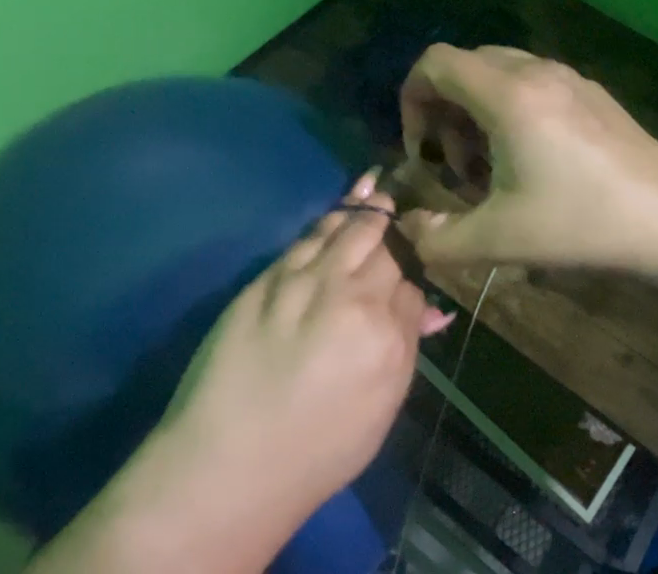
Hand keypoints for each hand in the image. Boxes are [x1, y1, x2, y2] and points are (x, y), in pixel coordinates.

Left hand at [158, 172, 448, 519]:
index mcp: (385, 335)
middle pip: (381, 248)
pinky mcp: (265, 281)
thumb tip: (428, 308)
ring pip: (343, 231)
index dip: (411, 275)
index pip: (410, 284)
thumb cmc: (318, 451)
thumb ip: (407, 347)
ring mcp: (303, 284)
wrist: (230, 464)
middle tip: (397, 212)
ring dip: (362, 213)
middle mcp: (348, 298)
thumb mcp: (382, 407)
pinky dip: (327, 223)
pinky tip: (337, 215)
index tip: (409, 269)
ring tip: (373, 193)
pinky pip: (305, 240)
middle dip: (392, 231)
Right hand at [396, 44, 657, 270]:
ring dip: (478, 112)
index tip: (420, 150)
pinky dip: (512, 110)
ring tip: (490, 169)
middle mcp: (536, 71)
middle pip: (466, 65)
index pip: (435, 62)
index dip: (411, 99)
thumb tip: (408, 228)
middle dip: (444, 110)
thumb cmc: (580, 224)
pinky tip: (532, 163)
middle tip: (454, 165)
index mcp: (507, 94)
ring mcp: (570, 78)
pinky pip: (534, 83)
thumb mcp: (497, 240)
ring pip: (501, 73)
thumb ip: (435, 238)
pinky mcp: (593, 93)